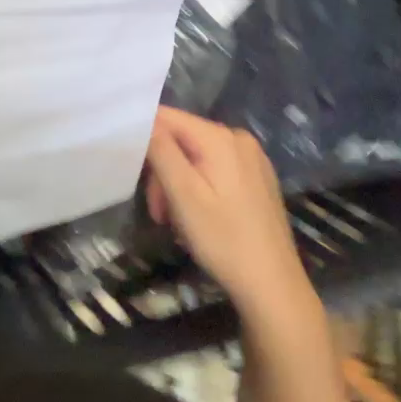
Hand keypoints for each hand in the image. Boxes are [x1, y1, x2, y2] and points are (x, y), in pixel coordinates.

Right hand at [145, 107, 316, 321]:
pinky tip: (196, 215)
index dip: (142, 136)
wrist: (272, 284)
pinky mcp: (256, 178)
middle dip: (161, 169)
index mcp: (220, 138)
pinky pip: (213, 168)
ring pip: (194, 155)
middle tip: (158, 209)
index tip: (129, 167)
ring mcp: (251, 159)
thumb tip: (143, 120)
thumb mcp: (183, 194)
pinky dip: (196, 187)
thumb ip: (161, 150)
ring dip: (175, 182)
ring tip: (174, 219)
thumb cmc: (223, 239)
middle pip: (180, 138)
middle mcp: (238, 139)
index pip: (166, 116)